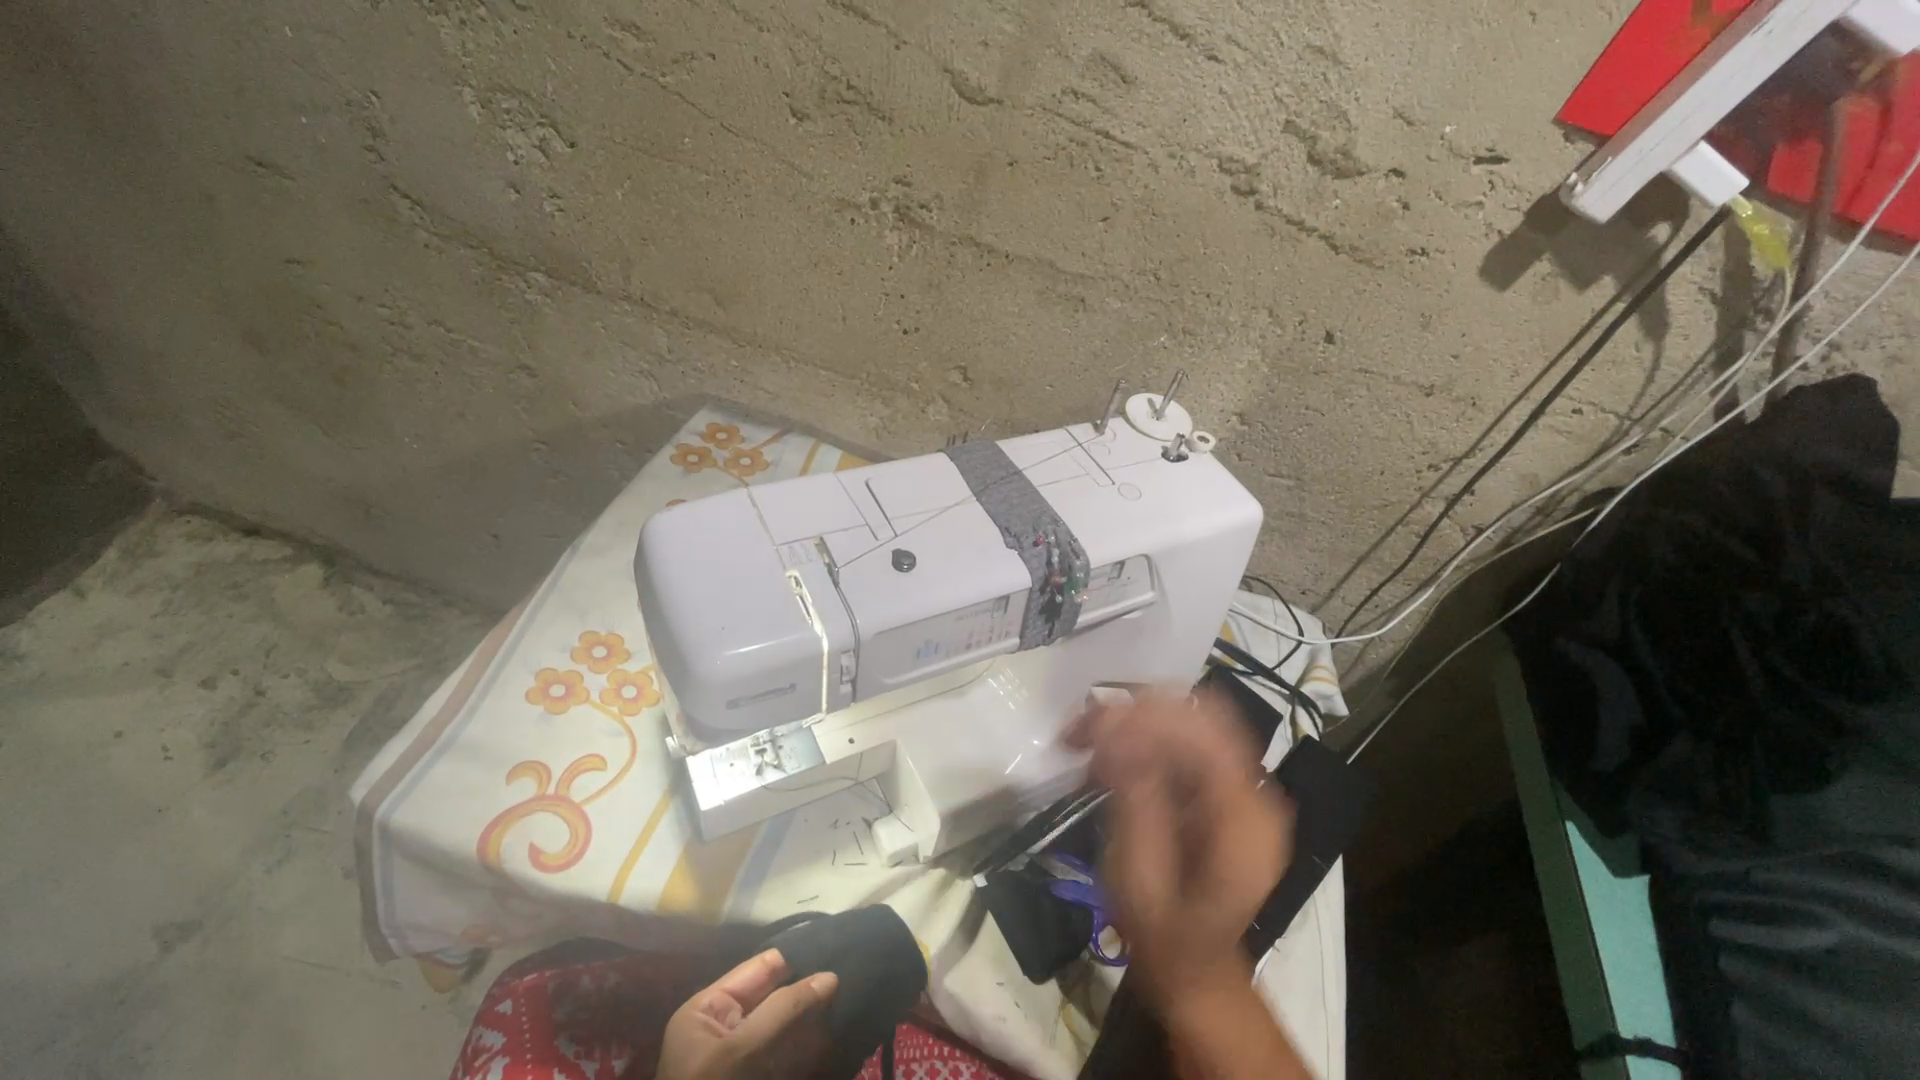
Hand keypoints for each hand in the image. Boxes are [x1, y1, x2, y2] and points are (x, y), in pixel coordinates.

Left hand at [656, 949, 837, 1079]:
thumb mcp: (740, 1050)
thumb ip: (783, 1010)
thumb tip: (830, 976)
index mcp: (708, 1009)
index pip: (761, 969)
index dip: (799, 957)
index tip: (840, 946)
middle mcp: (727, 1028)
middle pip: (778, 997)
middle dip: (812, 991)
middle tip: (856, 978)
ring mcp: (746, 1060)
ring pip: (790, 1028)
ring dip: (818, 1022)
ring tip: (855, 1005)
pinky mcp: (764, 1077)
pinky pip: (791, 1058)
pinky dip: (813, 1051)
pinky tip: (839, 1040)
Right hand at [1064, 691, 1294, 1009]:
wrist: (1193, 968)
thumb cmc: (1164, 933)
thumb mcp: (1139, 874)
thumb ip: (1134, 798)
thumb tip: (1114, 729)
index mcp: (1244, 814)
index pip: (1203, 731)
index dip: (1145, 716)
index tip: (1088, 727)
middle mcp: (1254, 790)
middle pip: (1198, 716)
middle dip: (1134, 712)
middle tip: (1077, 730)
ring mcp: (1242, 788)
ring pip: (1189, 722)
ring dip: (1132, 723)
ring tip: (1081, 743)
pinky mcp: (1222, 791)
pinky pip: (1184, 744)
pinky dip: (1140, 741)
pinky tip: (1104, 760)